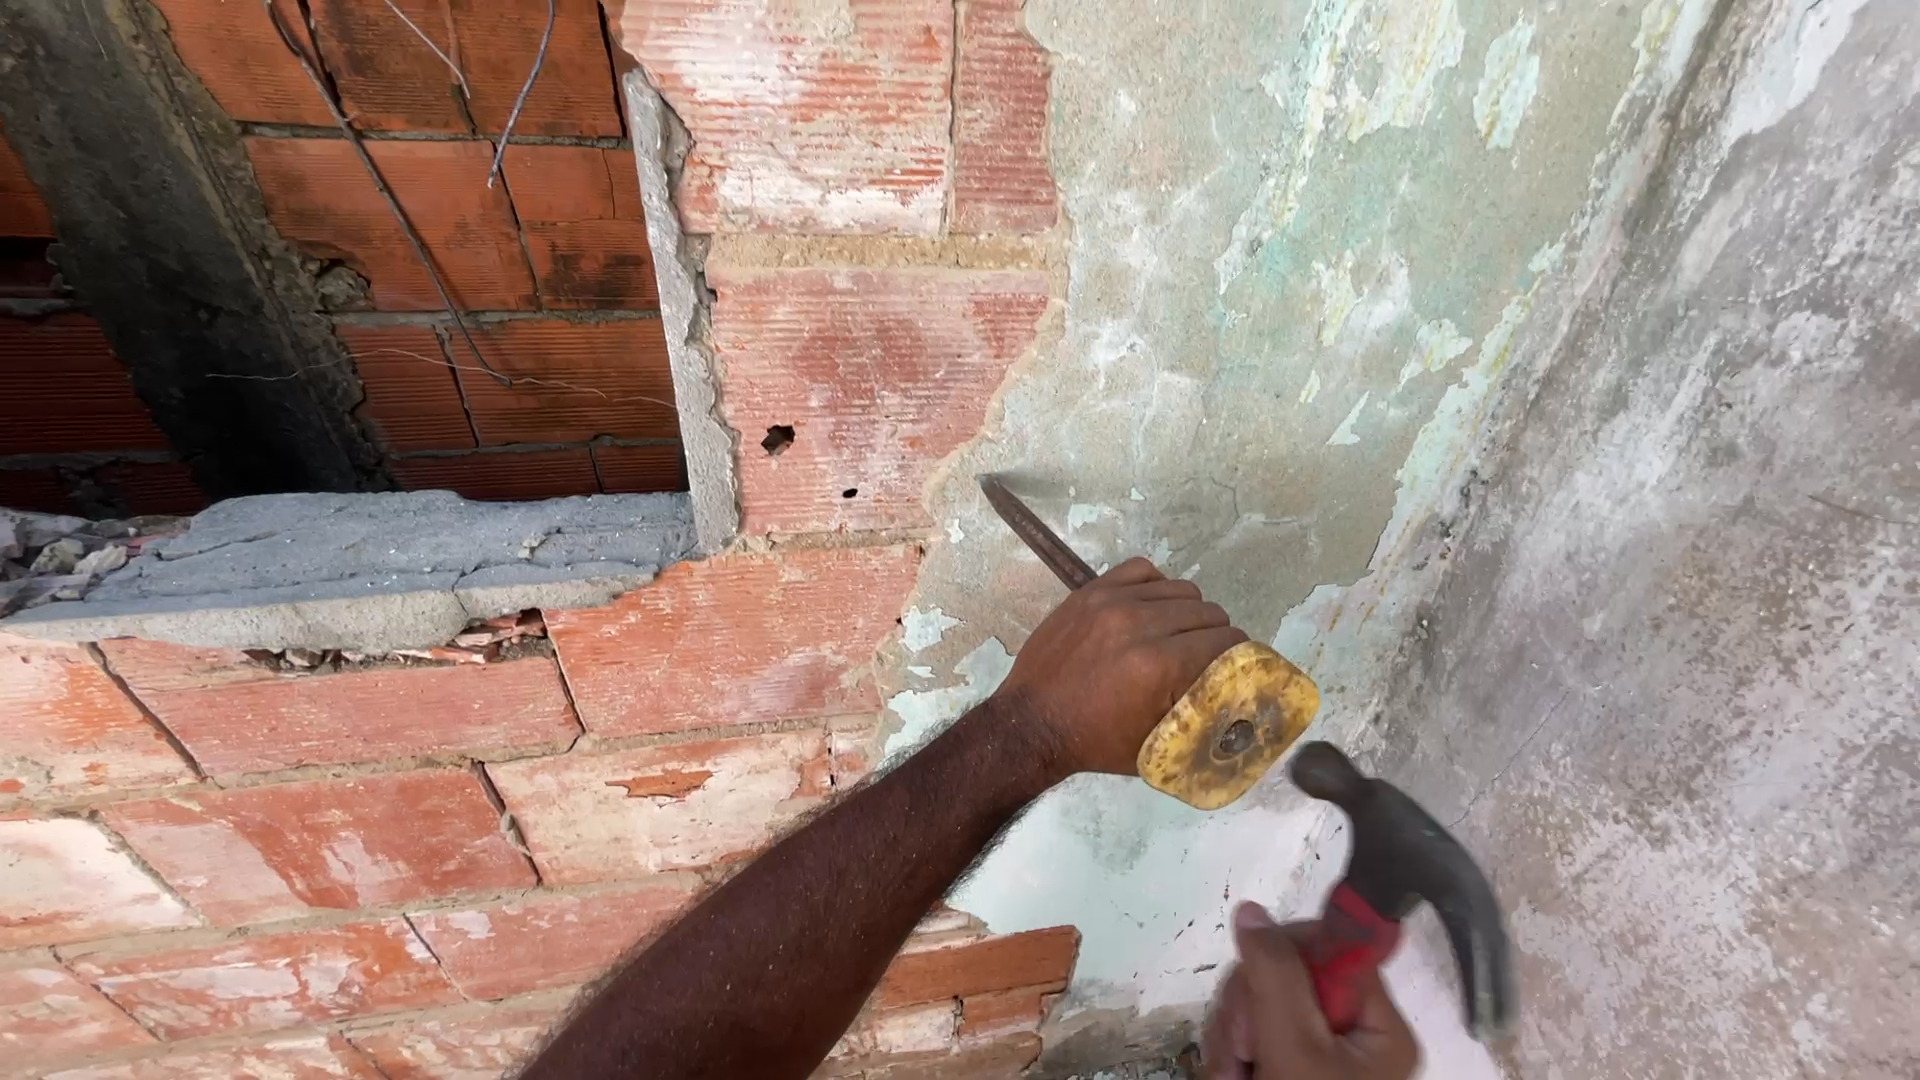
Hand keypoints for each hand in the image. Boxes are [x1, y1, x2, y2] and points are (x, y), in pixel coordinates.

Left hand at [992, 556, 1245, 777]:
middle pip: (1207, 612)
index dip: (1240, 654)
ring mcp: (1111, 602)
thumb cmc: (1095, 742)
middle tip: (1207, 655)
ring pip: (1180, 589)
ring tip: (1179, 632)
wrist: (1031, 721)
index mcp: (1158, 665)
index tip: (1237, 665)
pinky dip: (1155, 586)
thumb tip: (1238, 690)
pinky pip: (1142, 569)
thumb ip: (1199, 711)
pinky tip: (1152, 606)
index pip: (1225, 642)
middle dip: (1216, 635)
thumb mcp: (1157, 741)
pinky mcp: (1089, 591)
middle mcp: (1138, 625)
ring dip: (1188, 610)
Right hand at [1203, 903, 1417, 1079]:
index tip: (1257, 977)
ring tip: (1232, 1075)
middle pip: (1284, 972)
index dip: (1284, 948)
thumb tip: (1251, 910)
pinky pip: (1247, 1033)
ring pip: (1257, 1001)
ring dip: (1231, 1035)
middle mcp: (1349, 1033)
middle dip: (1248, 1007)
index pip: (1330, 946)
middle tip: (1243, 1049)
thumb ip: (1274, 974)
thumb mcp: (1294, 1048)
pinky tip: (1229, 1078)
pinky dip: (1228, 1055)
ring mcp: (1316, 1052)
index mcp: (1376, 1025)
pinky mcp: (1285, 1066)